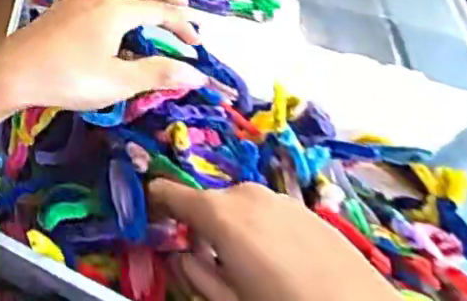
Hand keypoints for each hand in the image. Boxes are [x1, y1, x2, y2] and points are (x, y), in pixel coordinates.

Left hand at [0, 0, 203, 112]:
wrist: (17, 69)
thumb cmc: (69, 76)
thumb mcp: (119, 81)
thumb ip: (158, 74)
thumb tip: (196, 73)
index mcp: (115, 9)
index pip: (159, 10)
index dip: (183, 25)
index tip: (198, 44)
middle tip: (184, 5)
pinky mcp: (62, 3)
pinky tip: (110, 2)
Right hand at [148, 181, 401, 300]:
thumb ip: (196, 275)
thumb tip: (180, 254)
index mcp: (217, 212)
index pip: (165, 191)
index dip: (155, 207)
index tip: (155, 225)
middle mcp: (243, 193)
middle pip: (206, 202)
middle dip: (204, 229)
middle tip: (217, 266)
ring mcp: (280, 199)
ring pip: (240, 208)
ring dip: (237, 230)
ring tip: (258, 272)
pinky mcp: (311, 212)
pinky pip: (271, 215)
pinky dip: (266, 233)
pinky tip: (289, 268)